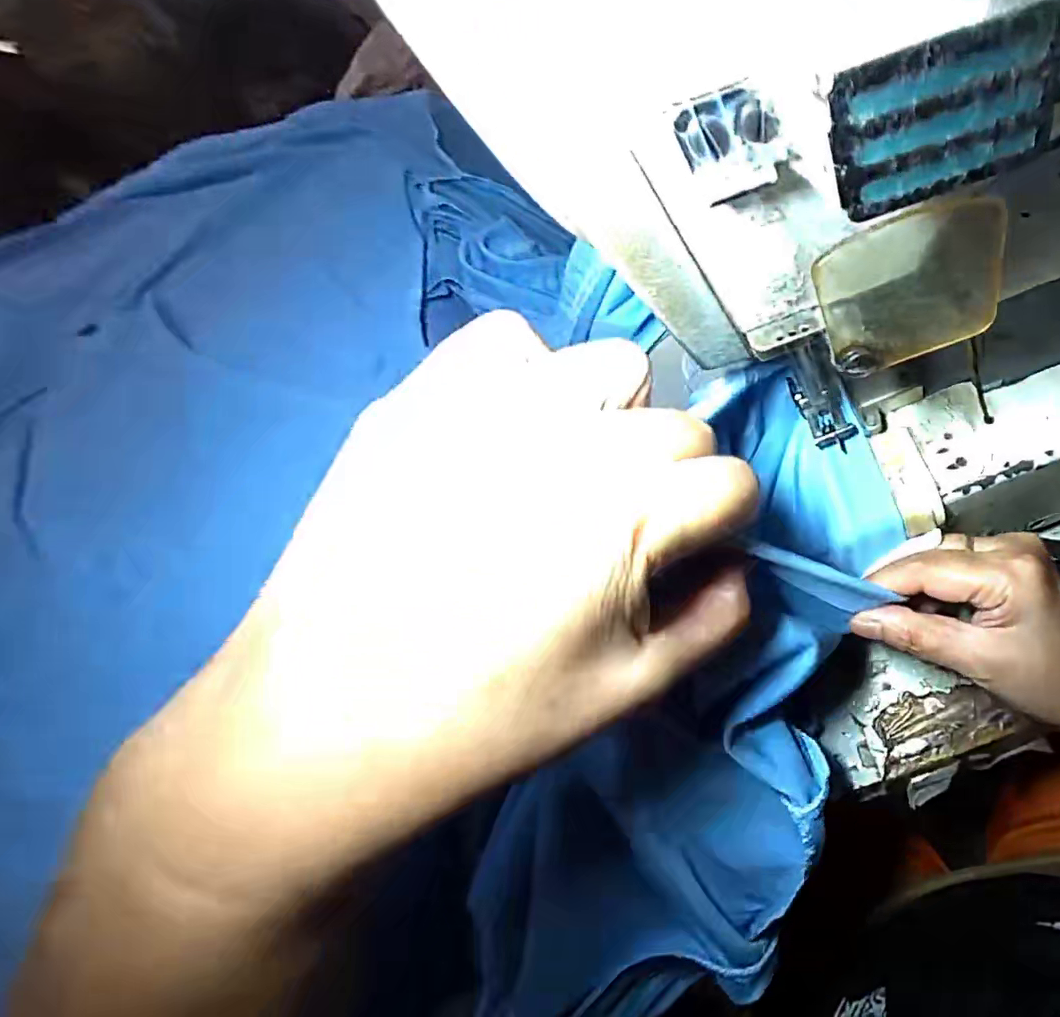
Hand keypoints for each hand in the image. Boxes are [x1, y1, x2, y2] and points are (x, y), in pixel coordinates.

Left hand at [111, 311, 759, 893]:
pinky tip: (509, 435)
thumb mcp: (638, 685)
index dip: (723, 522)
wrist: (321, 720)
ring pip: (617, 366)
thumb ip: (720, 616)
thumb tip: (738, 561)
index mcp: (634, 513)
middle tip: (626, 524)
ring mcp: (496, 405)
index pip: (737, 481)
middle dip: (677, 475)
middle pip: (687, 426)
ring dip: (619, 414)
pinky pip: (515, 340)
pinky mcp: (424, 393)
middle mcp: (577, 441)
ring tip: (575, 466)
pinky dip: (531, 376)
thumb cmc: (497, 711)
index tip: (685, 553)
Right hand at [849, 533, 1059, 739]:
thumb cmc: (1046, 682)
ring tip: (888, 608)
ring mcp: (1017, 546)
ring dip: (917, 578)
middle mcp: (1013, 544)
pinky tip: (923, 602)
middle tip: (864, 607)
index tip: (849, 601)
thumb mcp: (977, 661)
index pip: (930, 567)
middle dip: (898, 578)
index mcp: (1009, 569)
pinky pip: (964, 558)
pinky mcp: (1016, 555)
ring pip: (947, 552)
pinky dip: (939, 579)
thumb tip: (863, 618)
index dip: (885, 582)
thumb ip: (918, 633)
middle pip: (937, 553)